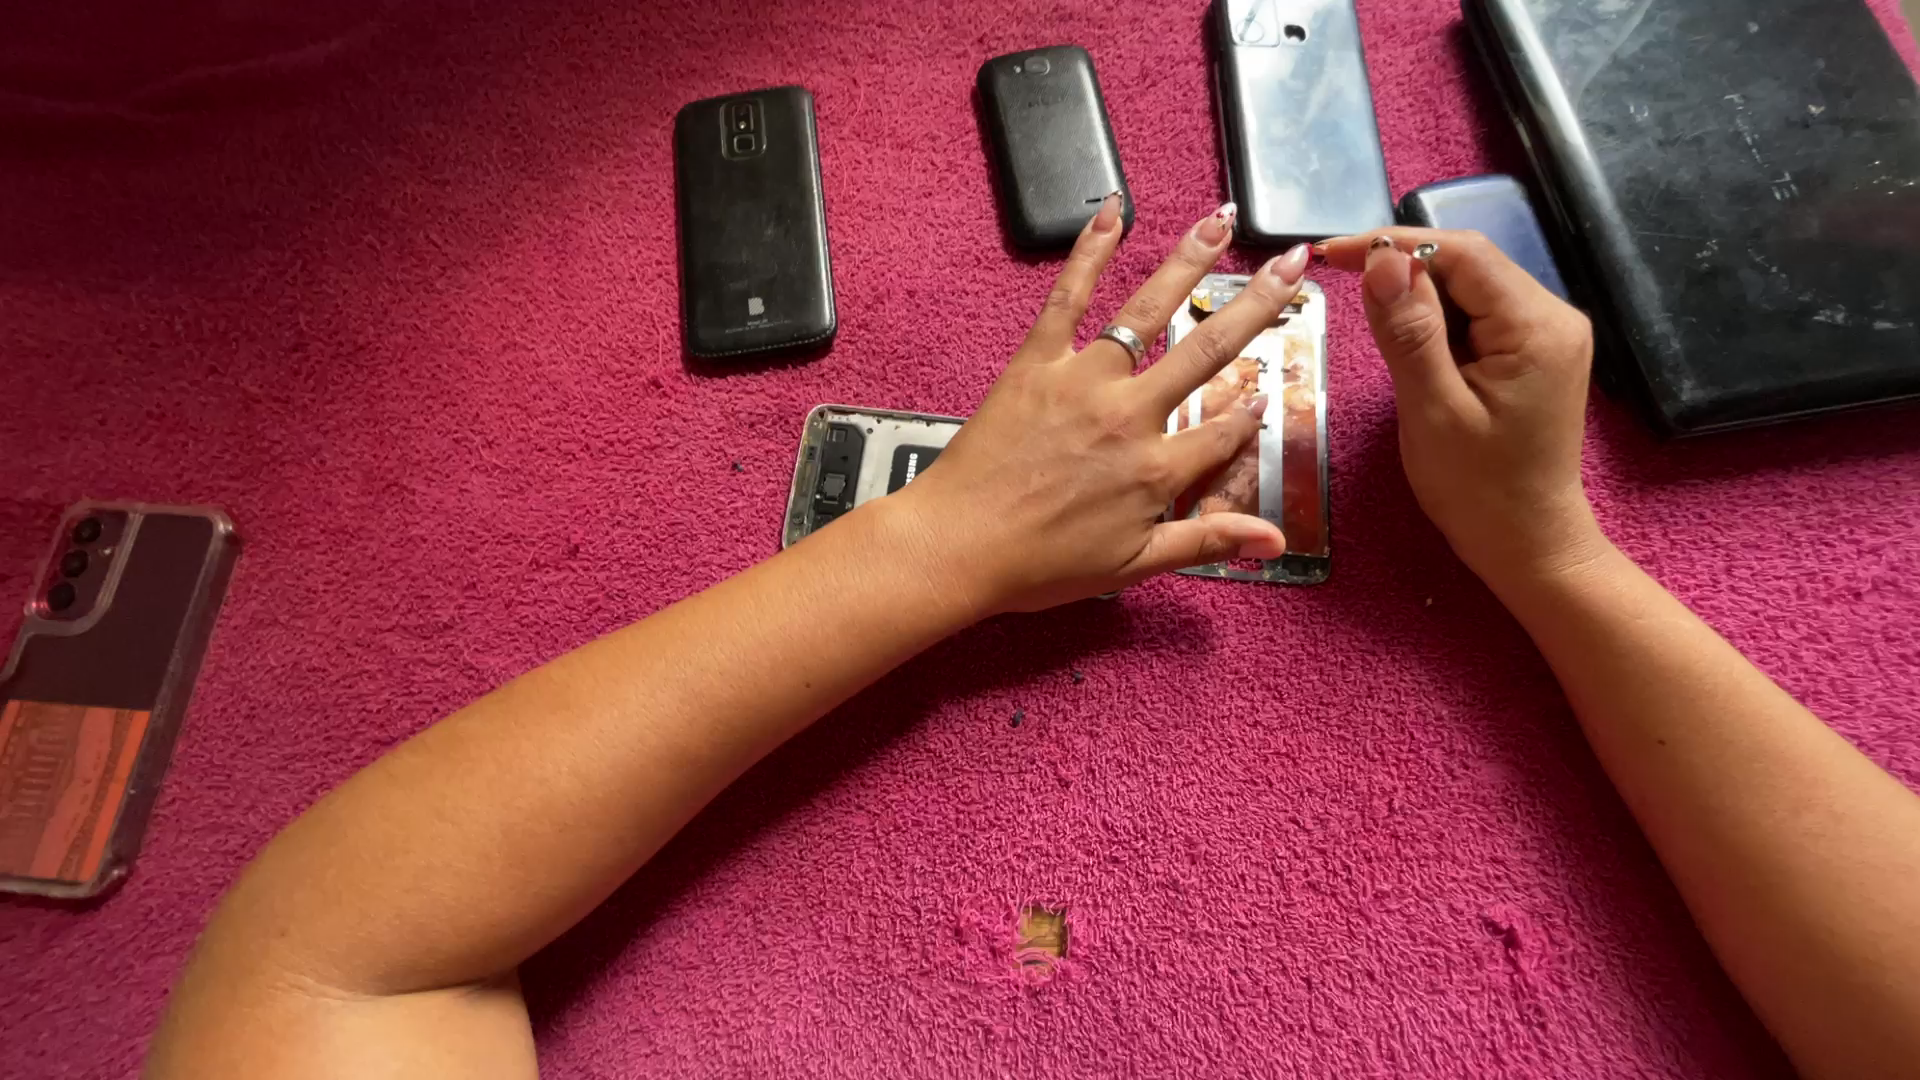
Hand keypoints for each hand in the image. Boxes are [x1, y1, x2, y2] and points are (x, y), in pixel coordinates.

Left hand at [890, 195, 1312, 614]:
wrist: (959, 545)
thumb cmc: (1040, 564)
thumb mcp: (1131, 565)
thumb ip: (1205, 542)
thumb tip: (1276, 541)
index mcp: (1156, 469)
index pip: (1223, 431)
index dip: (1248, 415)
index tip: (1262, 398)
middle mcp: (1131, 414)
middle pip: (1207, 351)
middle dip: (1257, 305)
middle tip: (1294, 266)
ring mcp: (1083, 381)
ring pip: (1148, 311)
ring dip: (1189, 262)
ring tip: (1222, 220)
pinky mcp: (1037, 363)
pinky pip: (1067, 298)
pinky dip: (1089, 253)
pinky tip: (1111, 213)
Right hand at [1319, 229, 1604, 586]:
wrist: (1523, 540)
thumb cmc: (1475, 486)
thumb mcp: (1431, 410)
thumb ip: (1408, 333)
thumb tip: (1380, 262)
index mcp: (1535, 326)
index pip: (1462, 254)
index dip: (1394, 244)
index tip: (1331, 253)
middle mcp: (1548, 318)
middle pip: (1466, 266)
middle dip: (1399, 267)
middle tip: (1334, 278)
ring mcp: (1539, 337)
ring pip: (1464, 292)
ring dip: (1411, 296)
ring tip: (1360, 312)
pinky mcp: (1523, 356)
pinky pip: (1470, 320)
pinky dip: (1428, 322)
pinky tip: (1399, 340)